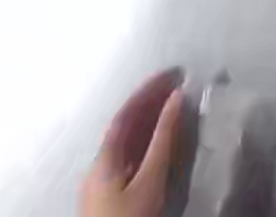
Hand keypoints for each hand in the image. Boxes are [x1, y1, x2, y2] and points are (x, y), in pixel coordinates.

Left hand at [80, 70, 186, 216]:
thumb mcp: (149, 182)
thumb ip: (163, 140)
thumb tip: (176, 97)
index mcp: (102, 159)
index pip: (125, 113)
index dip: (147, 90)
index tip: (172, 73)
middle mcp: (98, 167)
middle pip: (124, 126)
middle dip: (150, 102)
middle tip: (178, 84)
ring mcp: (102, 186)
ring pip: (127, 143)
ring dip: (150, 122)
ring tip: (174, 105)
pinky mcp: (111, 201)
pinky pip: (129, 159)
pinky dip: (147, 143)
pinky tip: (162, 142)